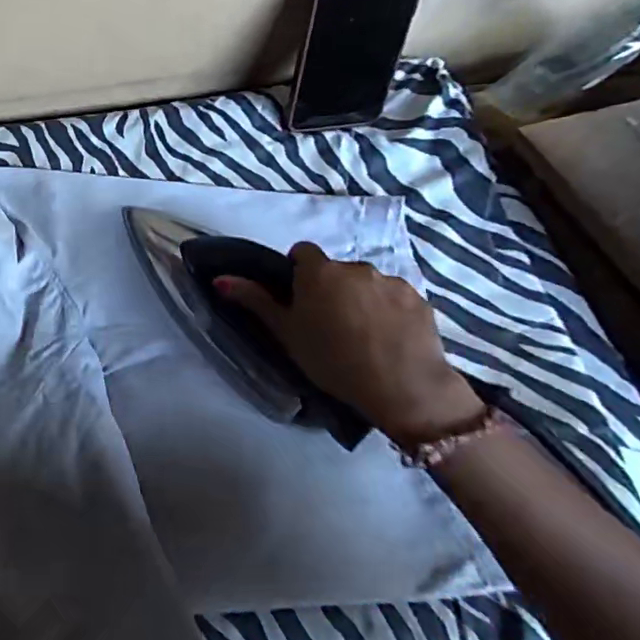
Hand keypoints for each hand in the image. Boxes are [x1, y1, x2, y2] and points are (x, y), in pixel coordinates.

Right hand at [215, 242, 483, 446]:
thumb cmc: (332, 360)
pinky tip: (389, 340)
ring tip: (363, 336)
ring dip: (362, 300)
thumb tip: (220, 279)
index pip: (302, 253)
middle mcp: (355, 266)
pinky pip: (396, 298)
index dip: (298, 272)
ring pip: (367, 284)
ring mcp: (391, 280)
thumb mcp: (286, 334)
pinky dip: (390, 312)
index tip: (300, 300)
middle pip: (336, 271)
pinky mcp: (419, 298)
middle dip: (332, 289)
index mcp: (319, 272)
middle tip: (329, 325)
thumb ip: (255, 301)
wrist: (401, 386)